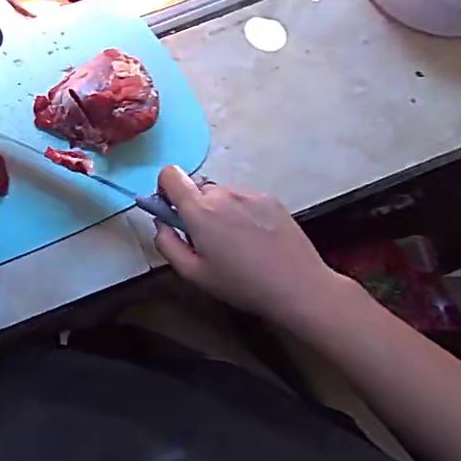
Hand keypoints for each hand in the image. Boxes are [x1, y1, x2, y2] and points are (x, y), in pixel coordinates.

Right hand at [152, 166, 351, 327]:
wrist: (299, 286)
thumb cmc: (240, 283)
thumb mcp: (192, 273)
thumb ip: (166, 244)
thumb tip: (161, 223)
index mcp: (200, 210)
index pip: (170, 174)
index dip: (164, 188)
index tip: (171, 210)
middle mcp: (224, 194)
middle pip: (196, 187)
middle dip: (194, 206)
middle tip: (206, 236)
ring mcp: (250, 194)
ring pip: (220, 193)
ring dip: (218, 209)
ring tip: (234, 239)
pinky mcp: (271, 199)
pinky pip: (243, 198)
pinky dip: (240, 211)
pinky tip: (254, 237)